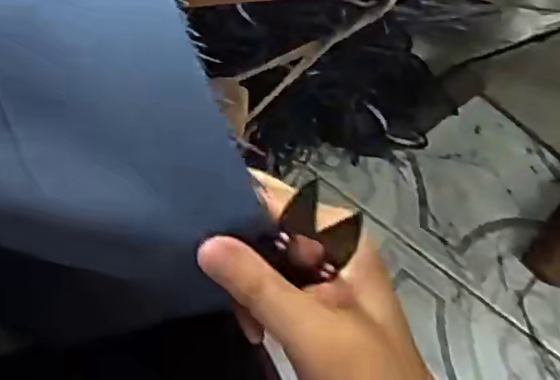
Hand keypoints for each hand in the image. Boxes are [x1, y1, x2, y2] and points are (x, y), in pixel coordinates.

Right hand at [197, 174, 431, 379]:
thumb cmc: (366, 379)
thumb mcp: (311, 332)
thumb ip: (257, 284)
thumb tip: (204, 243)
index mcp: (341, 237)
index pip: (274, 198)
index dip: (234, 204)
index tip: (193, 217)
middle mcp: (330, 247)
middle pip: (265, 224)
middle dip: (234, 247)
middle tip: (204, 267)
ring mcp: (321, 278)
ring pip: (262, 255)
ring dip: (241, 279)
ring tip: (231, 307)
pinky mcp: (310, 308)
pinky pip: (267, 284)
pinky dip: (251, 300)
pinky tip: (246, 322)